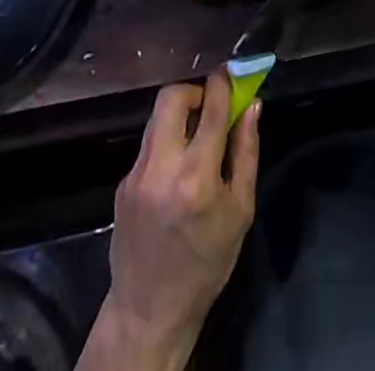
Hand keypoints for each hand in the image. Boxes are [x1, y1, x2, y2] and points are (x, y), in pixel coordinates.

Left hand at [86, 75, 258, 370]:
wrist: (152, 302)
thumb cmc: (209, 264)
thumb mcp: (240, 212)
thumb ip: (245, 154)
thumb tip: (252, 107)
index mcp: (196, 178)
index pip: (210, 111)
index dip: (221, 84)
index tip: (230, 72)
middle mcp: (161, 166)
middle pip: (171, 99)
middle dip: (193, 91)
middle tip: (211, 104)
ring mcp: (136, 170)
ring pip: (156, 118)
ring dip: (179, 114)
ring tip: (199, 134)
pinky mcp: (123, 178)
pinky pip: (148, 144)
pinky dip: (167, 142)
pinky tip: (179, 167)